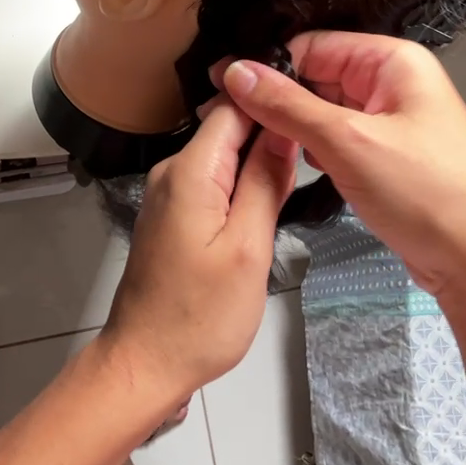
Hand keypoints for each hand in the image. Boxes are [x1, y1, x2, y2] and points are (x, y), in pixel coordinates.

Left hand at [100, 100, 296, 401]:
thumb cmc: (201, 315)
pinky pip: (210, 183)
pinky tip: (266, 204)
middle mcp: (171, 172)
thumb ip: (265, 182)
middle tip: (319, 151)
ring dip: (257, 163)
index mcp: (189, 172)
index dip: (273, 102)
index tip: (313, 111)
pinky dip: (239, 187)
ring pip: (221, 158)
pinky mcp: (171, 217)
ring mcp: (167, 195)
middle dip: (270, 134)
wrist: (146, 362)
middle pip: (227, 130)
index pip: (233, 107)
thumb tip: (284, 129)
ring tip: (302, 177)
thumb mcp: (248, 248)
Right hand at [219, 31, 465, 288]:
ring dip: (294, 127)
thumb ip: (287, 105)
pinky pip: (336, 139)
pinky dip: (313, 150)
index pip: (313, 46)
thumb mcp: (347, 142)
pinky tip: (298, 165)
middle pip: (316, 76)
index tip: (224, 86)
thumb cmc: (428, 194)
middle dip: (278, 99)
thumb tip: (236, 72)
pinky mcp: (384, 156)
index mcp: (393, 61)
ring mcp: (389, 122)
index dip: (269, 65)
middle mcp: (392, 83)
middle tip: (234, 122)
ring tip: (262, 144)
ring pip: (323, 111)